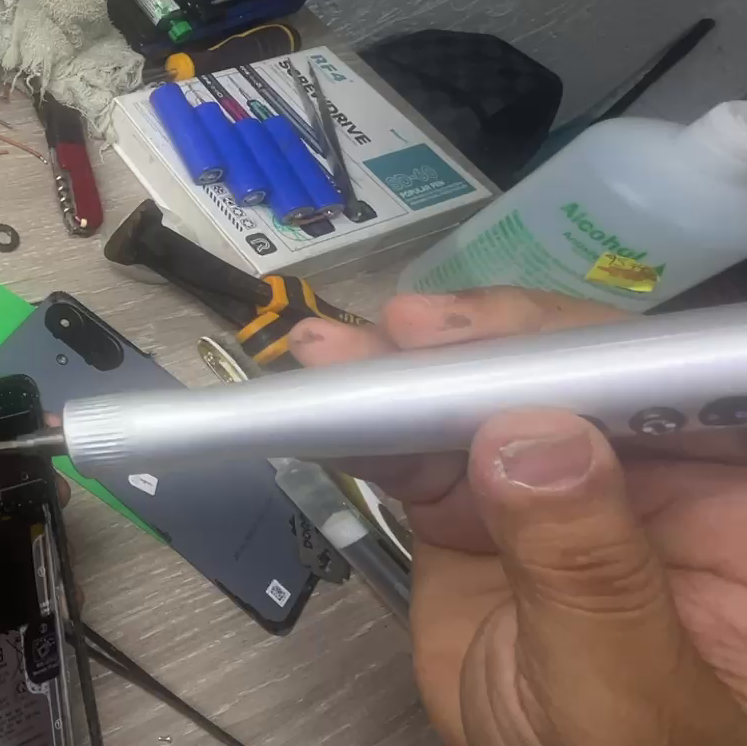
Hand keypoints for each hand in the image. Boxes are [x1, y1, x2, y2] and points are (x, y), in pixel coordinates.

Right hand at [289, 287, 746, 745]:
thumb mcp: (620, 690)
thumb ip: (588, 569)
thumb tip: (533, 438)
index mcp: (733, 524)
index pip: (684, 401)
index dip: (595, 352)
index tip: (496, 341)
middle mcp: (644, 491)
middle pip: (566, 384)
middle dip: (478, 349)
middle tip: (395, 332)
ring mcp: (548, 495)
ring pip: (473, 405)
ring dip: (394, 376)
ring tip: (325, 350)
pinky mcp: (470, 506)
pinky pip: (413, 451)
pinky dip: (359, 430)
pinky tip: (318, 412)